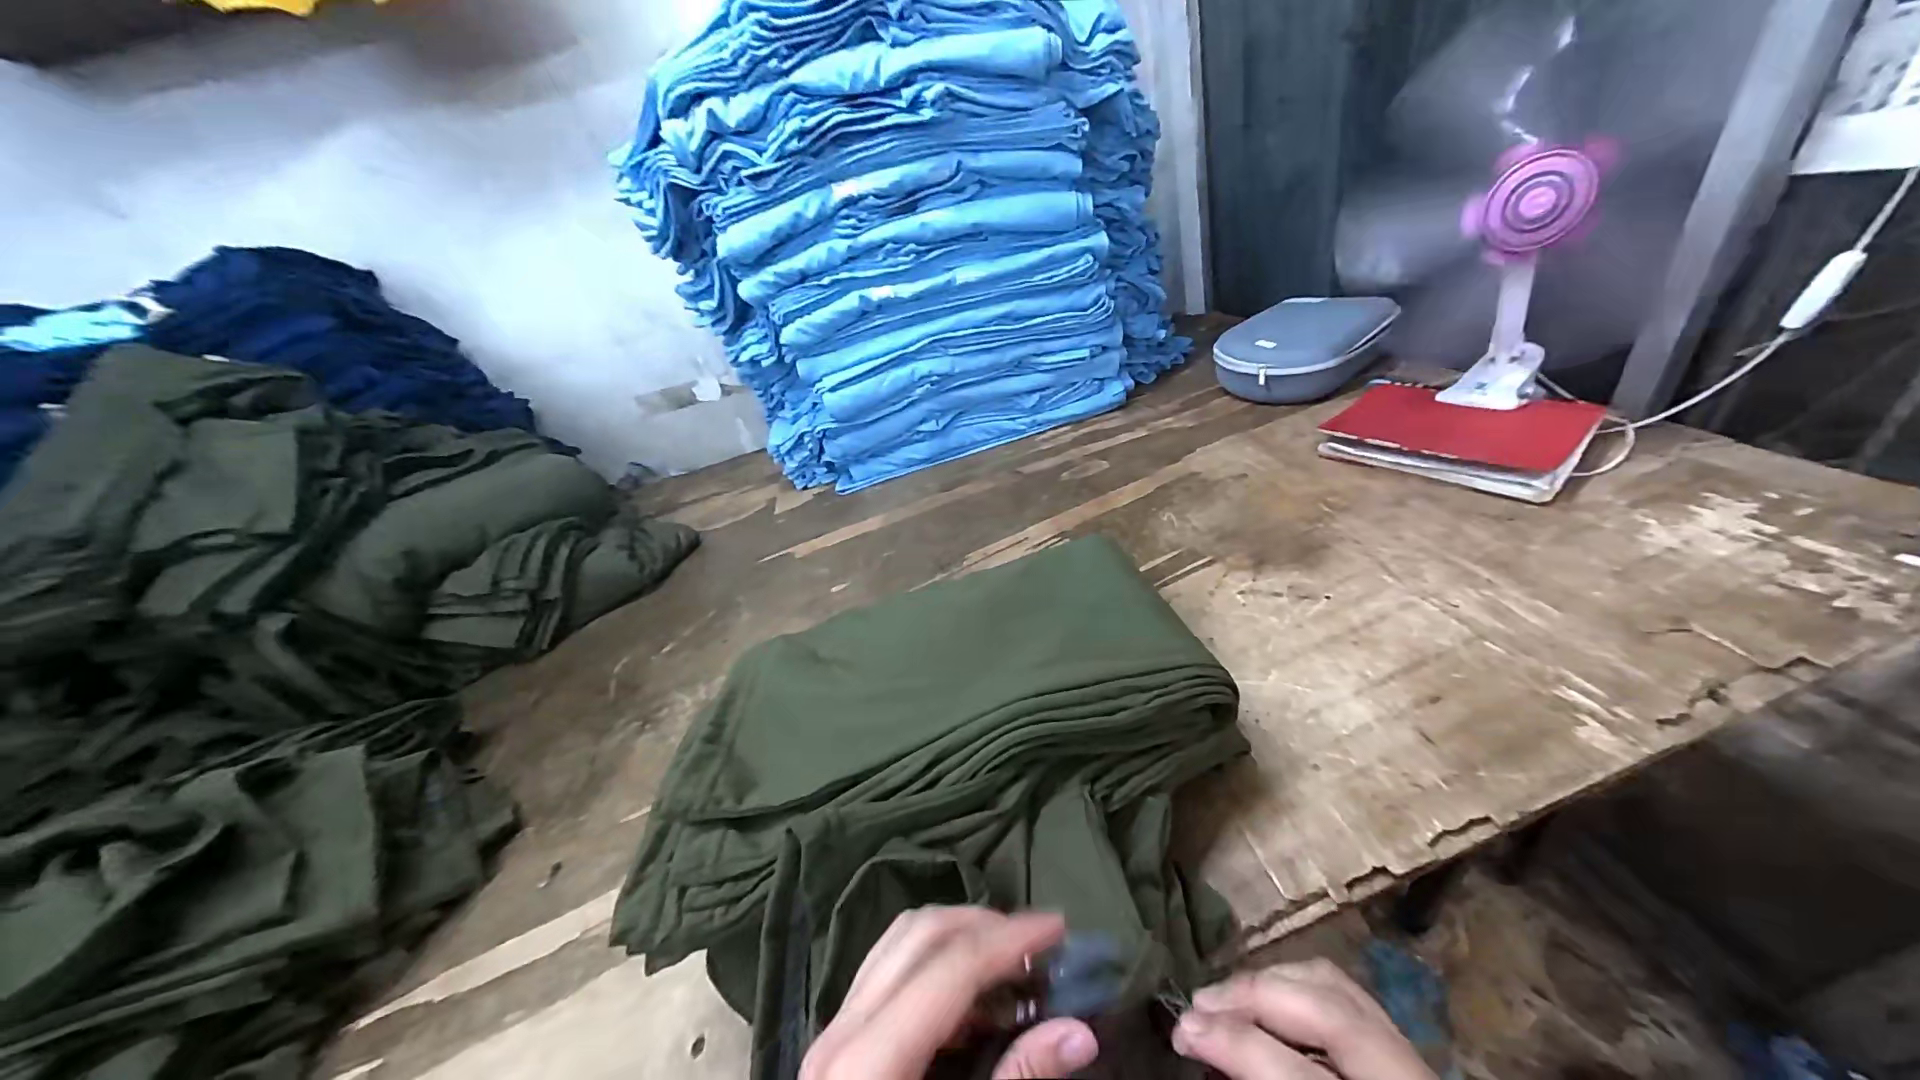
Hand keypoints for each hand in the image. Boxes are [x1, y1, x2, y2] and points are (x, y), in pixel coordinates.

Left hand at [800, 906, 1100, 1079]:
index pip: (951, 966)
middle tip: (1038, 942)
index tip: (1059, 927)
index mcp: (869, 1059)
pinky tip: (971, 994)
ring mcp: (835, 1028)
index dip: (1010, 940)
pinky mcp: (839, 1037)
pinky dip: (936, 961)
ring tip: (1010, 959)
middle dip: (985, 925)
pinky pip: (890, 967)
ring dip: (960, 936)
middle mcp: (844, 1028)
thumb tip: (1079, 1033)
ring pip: (902, 940)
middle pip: (922, 934)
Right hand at [1172, 959, 1437, 1079]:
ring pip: (1339, 988)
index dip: (1236, 1042)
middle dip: (1252, 996)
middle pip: (1329, 1011)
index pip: (1301, 1076)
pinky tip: (1265, 997)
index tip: (1184, 1031)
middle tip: (1198, 1004)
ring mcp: (1414, 1066)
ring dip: (1272, 982)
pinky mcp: (1403, 1052)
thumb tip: (1202, 1042)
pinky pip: (1347, 992)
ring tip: (1225, 998)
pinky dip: (1297, 984)